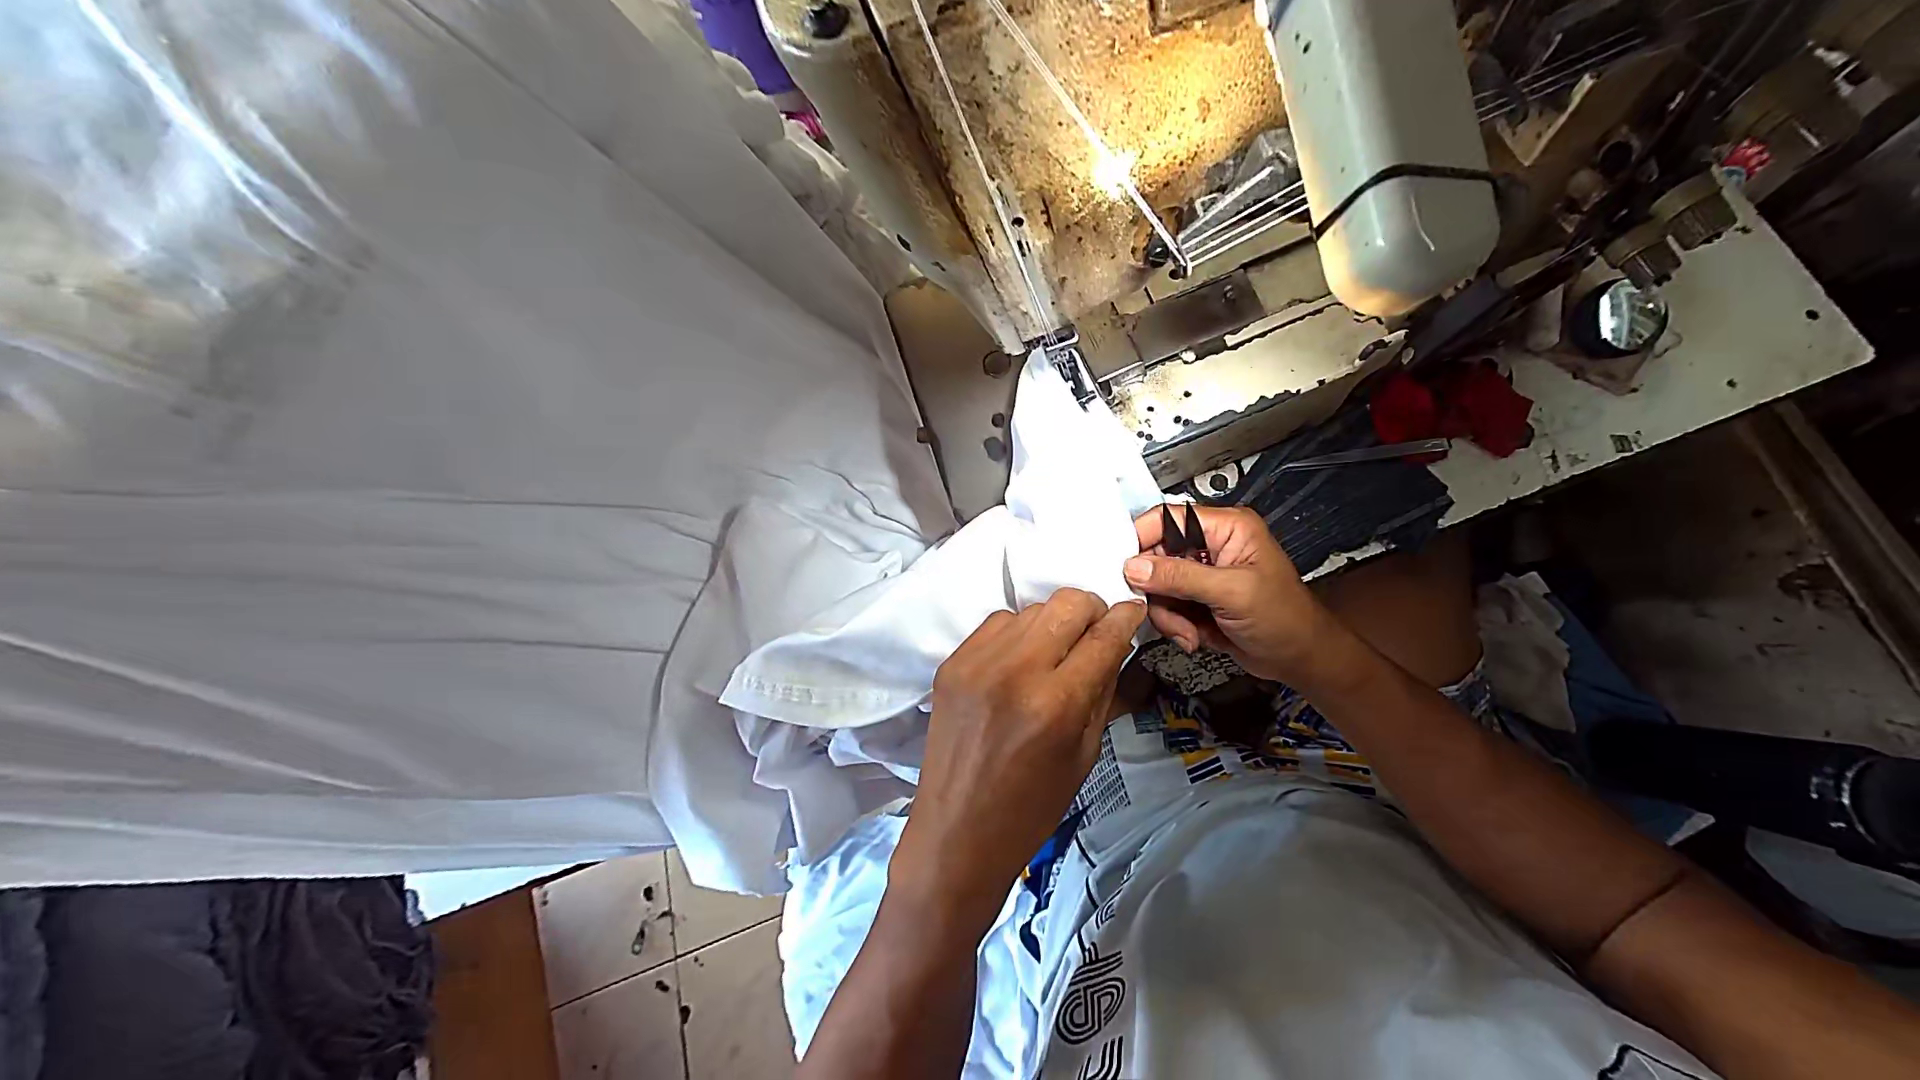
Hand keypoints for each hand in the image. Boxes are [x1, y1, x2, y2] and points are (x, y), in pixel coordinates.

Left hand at [894, 590, 1145, 926]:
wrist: (956, 832)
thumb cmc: (1031, 807)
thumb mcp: (1084, 753)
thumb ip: (1104, 690)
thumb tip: (1118, 643)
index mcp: (1057, 703)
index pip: (1105, 636)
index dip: (1126, 619)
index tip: (1133, 612)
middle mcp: (1016, 670)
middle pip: (1068, 603)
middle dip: (1092, 611)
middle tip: (1096, 633)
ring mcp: (977, 662)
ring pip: (1032, 609)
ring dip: (1053, 623)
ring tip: (1055, 653)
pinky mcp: (951, 663)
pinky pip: (997, 624)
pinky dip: (1017, 633)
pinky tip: (1020, 661)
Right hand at [1124, 505, 1340, 685]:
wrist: (1300, 659)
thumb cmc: (1287, 619)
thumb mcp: (1233, 592)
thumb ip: (1181, 576)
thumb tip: (1136, 566)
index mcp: (1226, 527)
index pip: (1167, 519)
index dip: (1142, 539)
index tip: (1127, 566)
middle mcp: (1209, 546)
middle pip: (1154, 555)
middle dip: (1157, 589)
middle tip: (1164, 609)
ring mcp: (1200, 573)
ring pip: (1154, 585)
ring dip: (1165, 613)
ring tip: (1188, 630)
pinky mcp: (1194, 598)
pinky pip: (1163, 605)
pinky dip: (1172, 624)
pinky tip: (1193, 635)